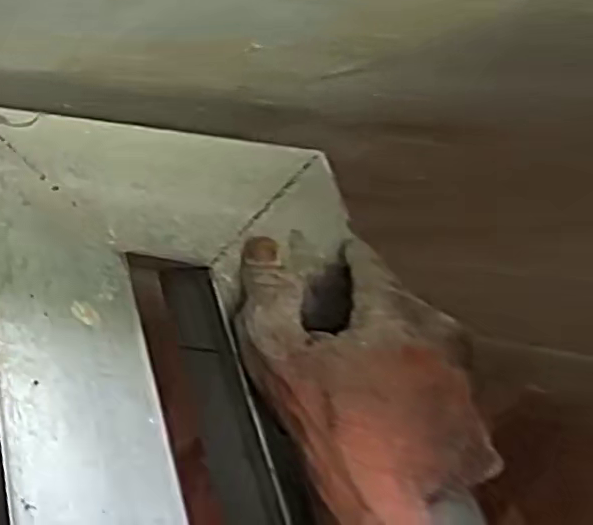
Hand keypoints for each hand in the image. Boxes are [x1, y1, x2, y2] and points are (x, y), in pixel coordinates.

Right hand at [238, 236, 500, 524]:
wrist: (376, 496)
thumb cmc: (321, 417)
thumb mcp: (270, 342)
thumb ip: (268, 290)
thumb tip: (266, 250)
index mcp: (396, 330)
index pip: (377, 274)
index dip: (354, 256)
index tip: (342, 246)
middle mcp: (444, 359)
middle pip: (417, 310)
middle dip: (384, 298)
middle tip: (348, 296)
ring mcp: (465, 399)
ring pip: (439, 350)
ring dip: (406, 337)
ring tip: (366, 340)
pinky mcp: (474, 434)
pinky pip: (447, 388)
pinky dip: (420, 378)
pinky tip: (389, 387)